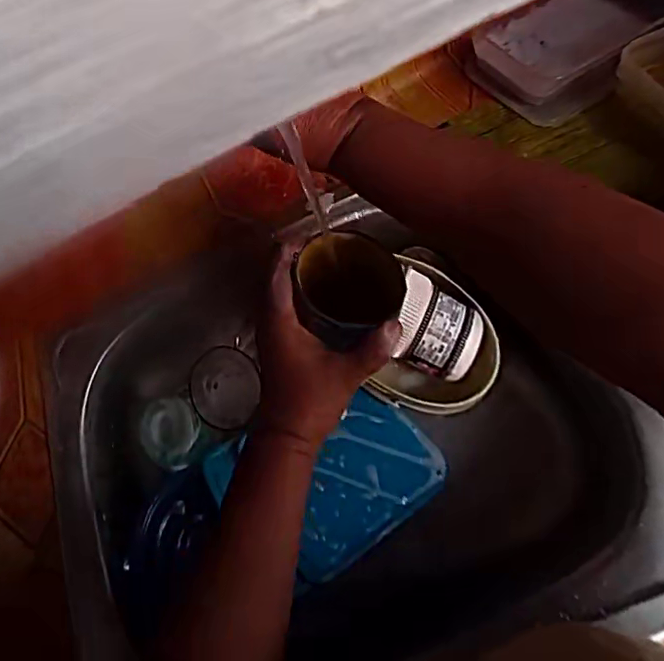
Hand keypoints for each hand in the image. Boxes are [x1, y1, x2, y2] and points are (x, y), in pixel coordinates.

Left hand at [255, 242, 400, 446]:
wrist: (287, 430)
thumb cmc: (311, 398)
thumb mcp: (346, 372)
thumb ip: (372, 348)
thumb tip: (396, 324)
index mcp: (278, 317)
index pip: (276, 272)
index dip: (287, 249)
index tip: (308, 234)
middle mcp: (266, 317)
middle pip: (272, 275)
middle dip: (290, 256)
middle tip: (320, 244)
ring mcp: (267, 328)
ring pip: (273, 288)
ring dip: (289, 272)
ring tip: (318, 260)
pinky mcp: (273, 338)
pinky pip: (277, 301)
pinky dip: (290, 289)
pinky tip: (313, 292)